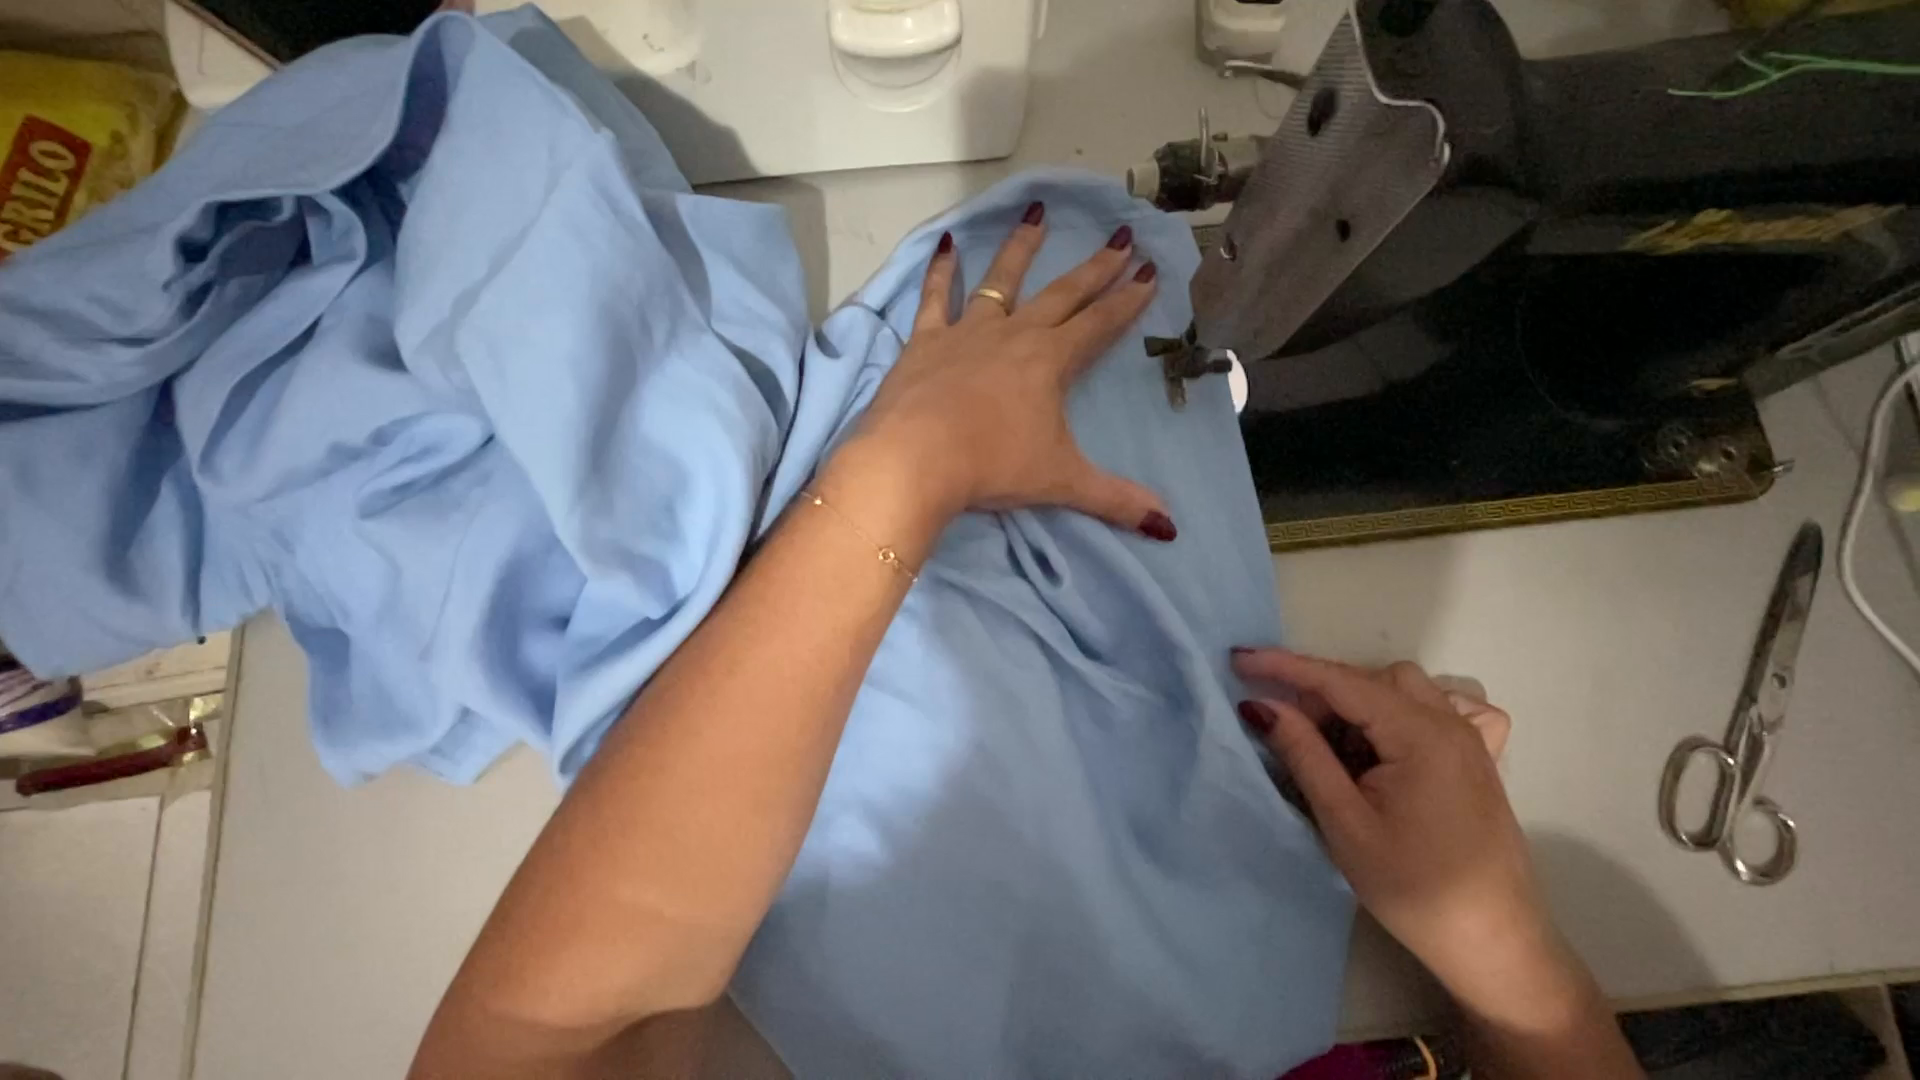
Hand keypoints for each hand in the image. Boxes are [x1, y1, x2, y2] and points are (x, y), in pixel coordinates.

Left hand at [834, 203, 1175, 539]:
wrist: (915, 459)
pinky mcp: (925, 341)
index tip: (1150, 270)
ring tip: (1036, 213)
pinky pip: (935, 298)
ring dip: (1022, 248)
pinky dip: (941, 271)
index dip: (1128, 300)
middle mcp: (1014, 335)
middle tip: (1120, 236)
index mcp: (1050, 362)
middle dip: (1095, 268)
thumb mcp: (1061, 482)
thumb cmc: (992, 467)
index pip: (1100, 325)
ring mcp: (967, 333)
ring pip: (1002, 280)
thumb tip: (1169, 527)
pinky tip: (945, 244)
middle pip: (1062, 294)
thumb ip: (1116, 501)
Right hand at [1233, 649, 1594, 1032]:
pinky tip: (1373, 748)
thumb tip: (1260, 704)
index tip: (1237, 658)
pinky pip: (1423, 711)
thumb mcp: (1345, 822)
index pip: (1340, 680)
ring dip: (1351, 703)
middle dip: (1318, 691)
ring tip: (1325, 747)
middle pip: (1369, 678)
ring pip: (1397, 690)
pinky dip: (1386, 715)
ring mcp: (1466, 739)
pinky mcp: (1471, 758)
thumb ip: (1303, 753)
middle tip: (1281, 728)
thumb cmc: (1414, 888)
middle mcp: (1449, 723)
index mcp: (1421, 734)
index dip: (1284, 666)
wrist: (1495, 945)